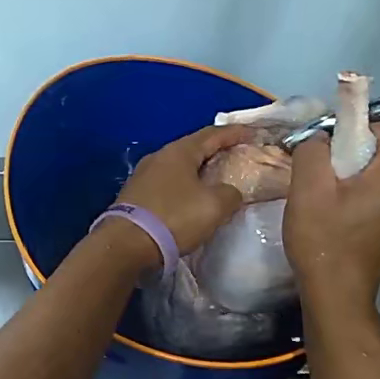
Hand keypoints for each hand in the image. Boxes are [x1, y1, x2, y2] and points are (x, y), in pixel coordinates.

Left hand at [115, 124, 255, 257]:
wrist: (126, 245)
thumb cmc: (174, 218)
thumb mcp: (214, 206)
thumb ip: (231, 194)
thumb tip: (229, 193)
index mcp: (179, 152)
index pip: (213, 134)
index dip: (235, 133)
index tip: (253, 134)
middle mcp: (159, 157)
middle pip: (194, 148)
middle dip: (216, 151)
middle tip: (236, 155)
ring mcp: (143, 175)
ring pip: (179, 167)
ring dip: (199, 170)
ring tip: (215, 178)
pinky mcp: (135, 195)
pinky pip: (168, 183)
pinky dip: (184, 186)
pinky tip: (191, 198)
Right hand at [283, 124, 379, 308]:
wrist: (337, 292)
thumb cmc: (323, 240)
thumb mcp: (307, 188)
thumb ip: (313, 148)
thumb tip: (322, 136)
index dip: (354, 130)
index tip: (331, 152)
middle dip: (371, 140)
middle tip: (340, 163)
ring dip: (375, 158)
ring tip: (344, 181)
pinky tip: (353, 197)